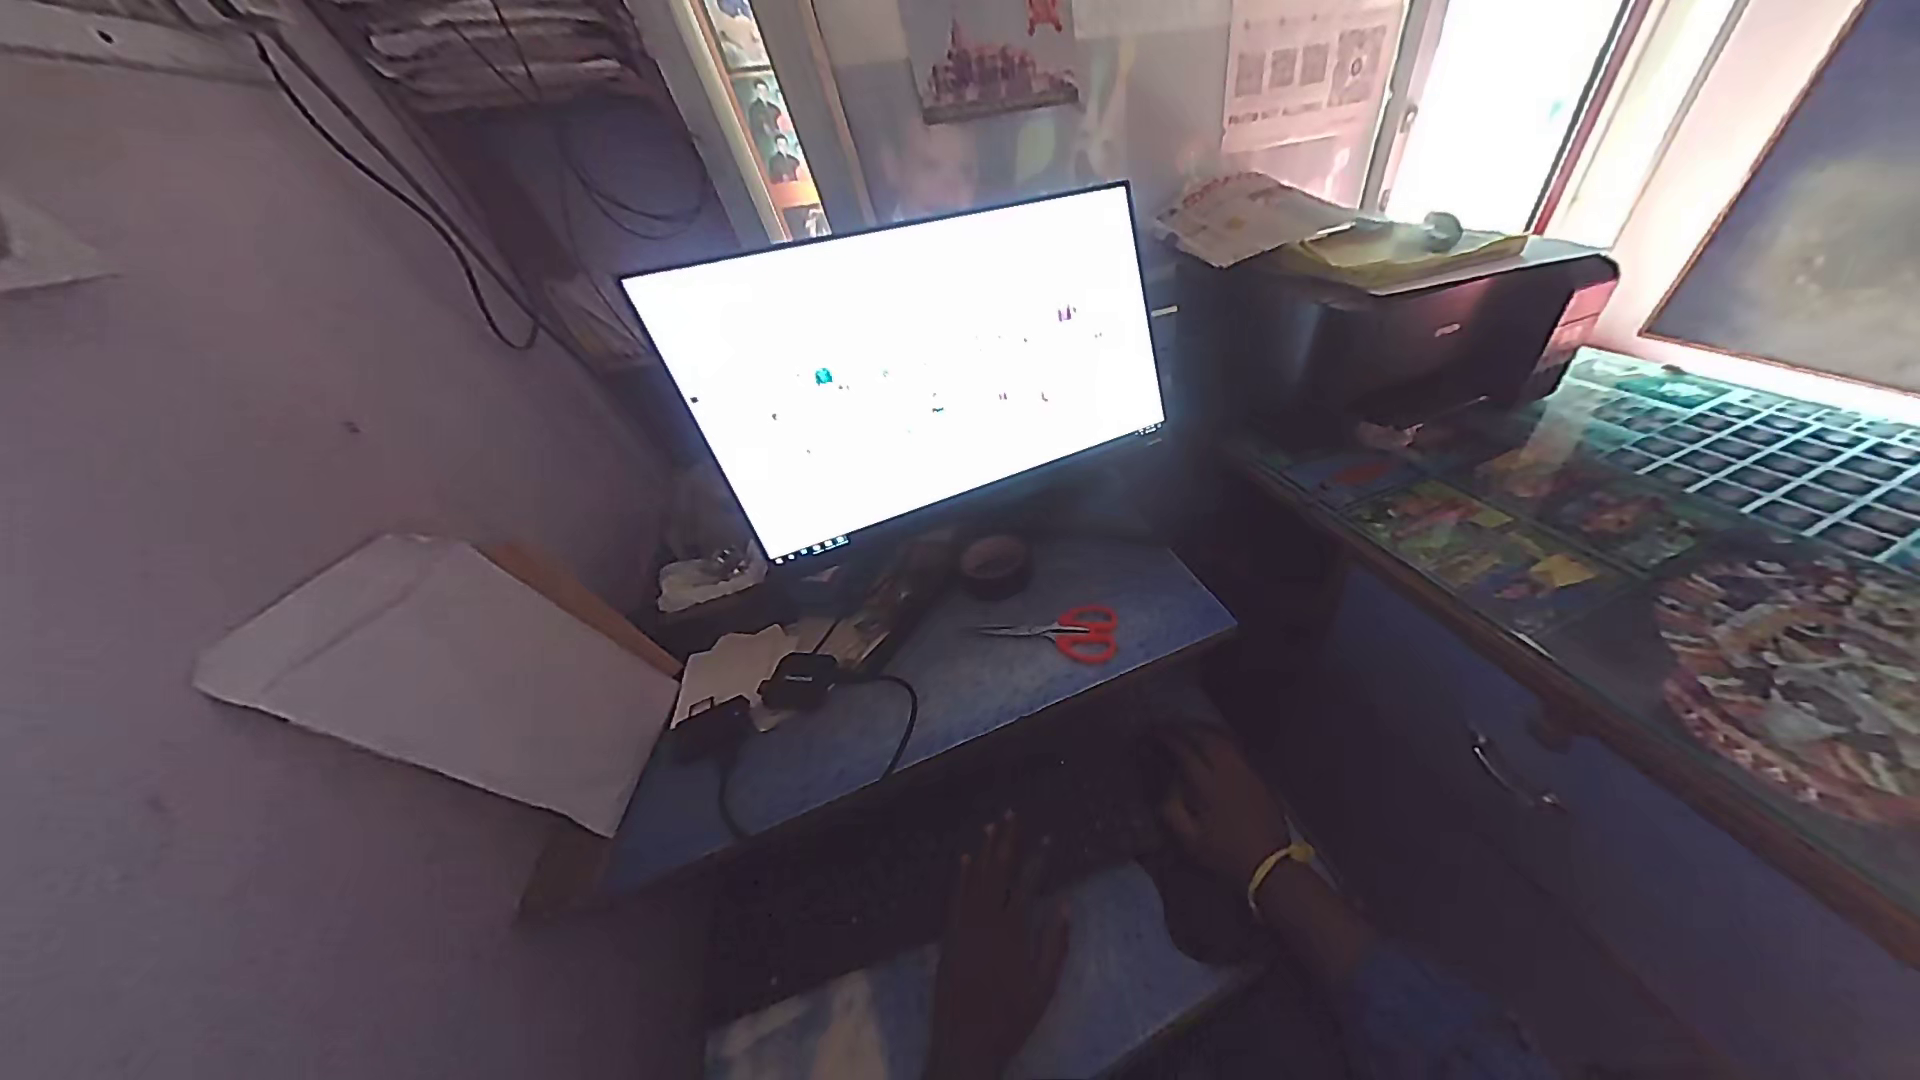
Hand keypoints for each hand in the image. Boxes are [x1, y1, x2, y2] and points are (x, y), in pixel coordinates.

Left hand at [924, 813, 1070, 1079]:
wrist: (964, 1041)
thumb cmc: (1009, 1016)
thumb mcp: (1042, 987)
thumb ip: (1054, 944)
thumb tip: (1064, 906)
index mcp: (1013, 928)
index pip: (1028, 881)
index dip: (1039, 857)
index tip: (1049, 837)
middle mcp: (987, 916)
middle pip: (998, 868)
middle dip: (1007, 839)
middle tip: (1012, 813)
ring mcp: (965, 921)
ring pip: (975, 875)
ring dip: (984, 849)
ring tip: (991, 824)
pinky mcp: (950, 931)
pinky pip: (956, 894)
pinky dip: (961, 874)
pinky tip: (964, 858)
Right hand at [1156, 727, 1290, 885]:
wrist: (1269, 867)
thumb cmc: (1225, 855)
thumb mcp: (1190, 840)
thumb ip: (1171, 810)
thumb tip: (1165, 785)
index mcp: (1208, 785)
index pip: (1183, 750)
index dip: (1165, 737)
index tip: (1151, 732)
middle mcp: (1228, 771)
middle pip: (1205, 736)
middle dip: (1184, 728)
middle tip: (1168, 727)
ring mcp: (1247, 772)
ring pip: (1224, 739)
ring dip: (1203, 730)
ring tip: (1188, 730)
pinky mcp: (1259, 777)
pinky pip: (1237, 749)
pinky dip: (1221, 740)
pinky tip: (1214, 744)